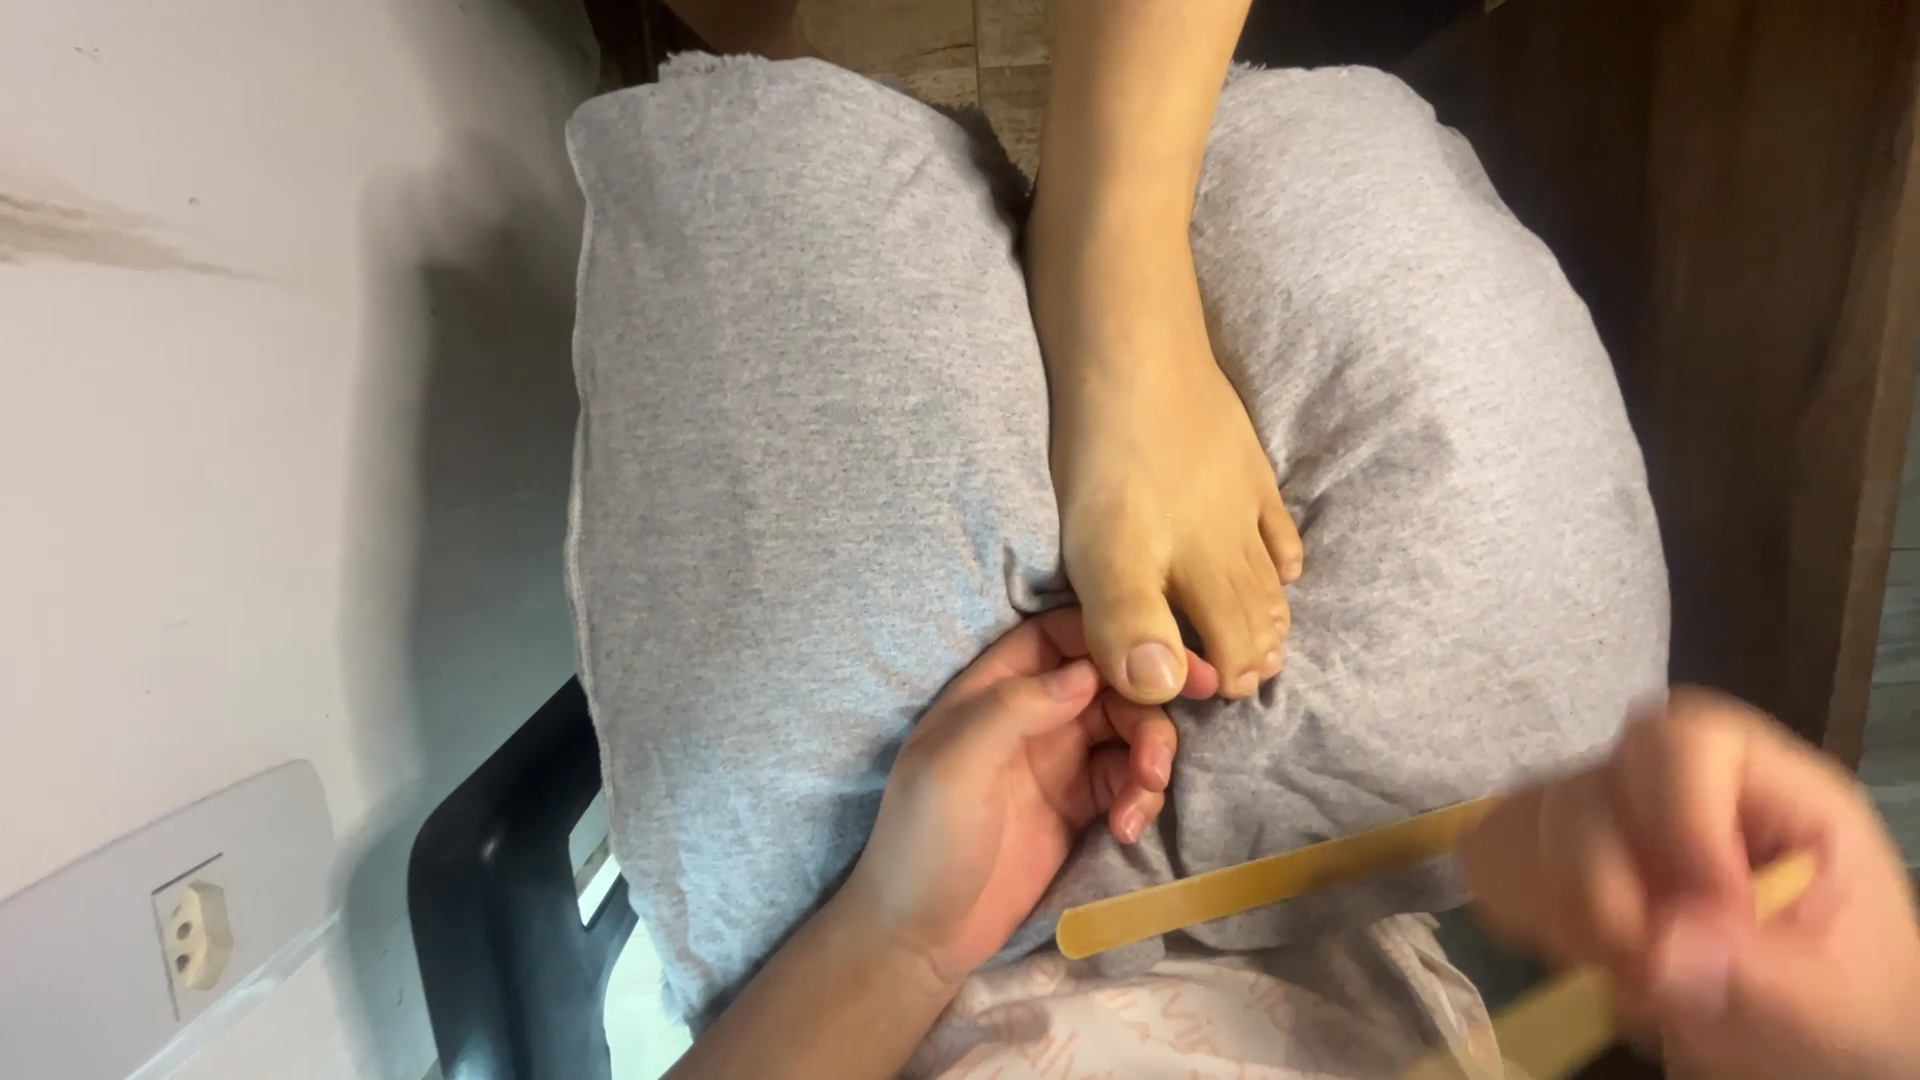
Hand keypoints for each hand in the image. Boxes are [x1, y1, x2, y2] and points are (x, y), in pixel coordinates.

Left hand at [839, 608, 1217, 986]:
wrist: (924, 936)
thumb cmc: (925, 838)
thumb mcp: (953, 765)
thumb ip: (1014, 708)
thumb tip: (1086, 670)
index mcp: (993, 688)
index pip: (1059, 635)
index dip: (1110, 634)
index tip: (1164, 657)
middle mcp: (1032, 713)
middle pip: (1108, 681)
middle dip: (1147, 703)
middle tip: (1166, 747)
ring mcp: (1059, 759)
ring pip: (1127, 728)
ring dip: (1151, 753)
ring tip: (1144, 793)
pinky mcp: (1080, 804)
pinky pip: (1128, 779)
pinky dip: (1141, 796)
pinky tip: (1127, 828)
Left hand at [1030, 217, 1302, 704]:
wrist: (1131, 346)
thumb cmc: (1109, 455)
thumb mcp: (1102, 548)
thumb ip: (1131, 622)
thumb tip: (1166, 689)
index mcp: (1200, 566)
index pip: (1228, 639)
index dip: (1228, 672)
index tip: (1226, 695)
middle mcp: (1232, 536)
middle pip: (1253, 607)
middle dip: (1253, 648)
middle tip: (1252, 677)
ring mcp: (1241, 492)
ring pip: (1267, 567)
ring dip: (1270, 608)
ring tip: (1274, 638)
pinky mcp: (1238, 454)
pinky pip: (1273, 515)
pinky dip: (1281, 548)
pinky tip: (1287, 560)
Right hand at [1459, 688, 1919, 1079]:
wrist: (1779, 1027)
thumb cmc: (1834, 1001)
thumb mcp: (1843, 1008)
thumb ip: (1768, 979)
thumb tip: (1662, 955)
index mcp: (1758, 784)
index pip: (1680, 741)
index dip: (1679, 814)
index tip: (1711, 909)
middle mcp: (1652, 776)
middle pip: (1582, 792)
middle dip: (1602, 891)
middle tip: (1653, 973)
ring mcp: (1579, 798)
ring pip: (1519, 819)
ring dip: (1555, 909)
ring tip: (1619, 967)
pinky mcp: (1527, 834)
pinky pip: (1485, 850)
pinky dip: (1515, 906)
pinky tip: (1573, 945)